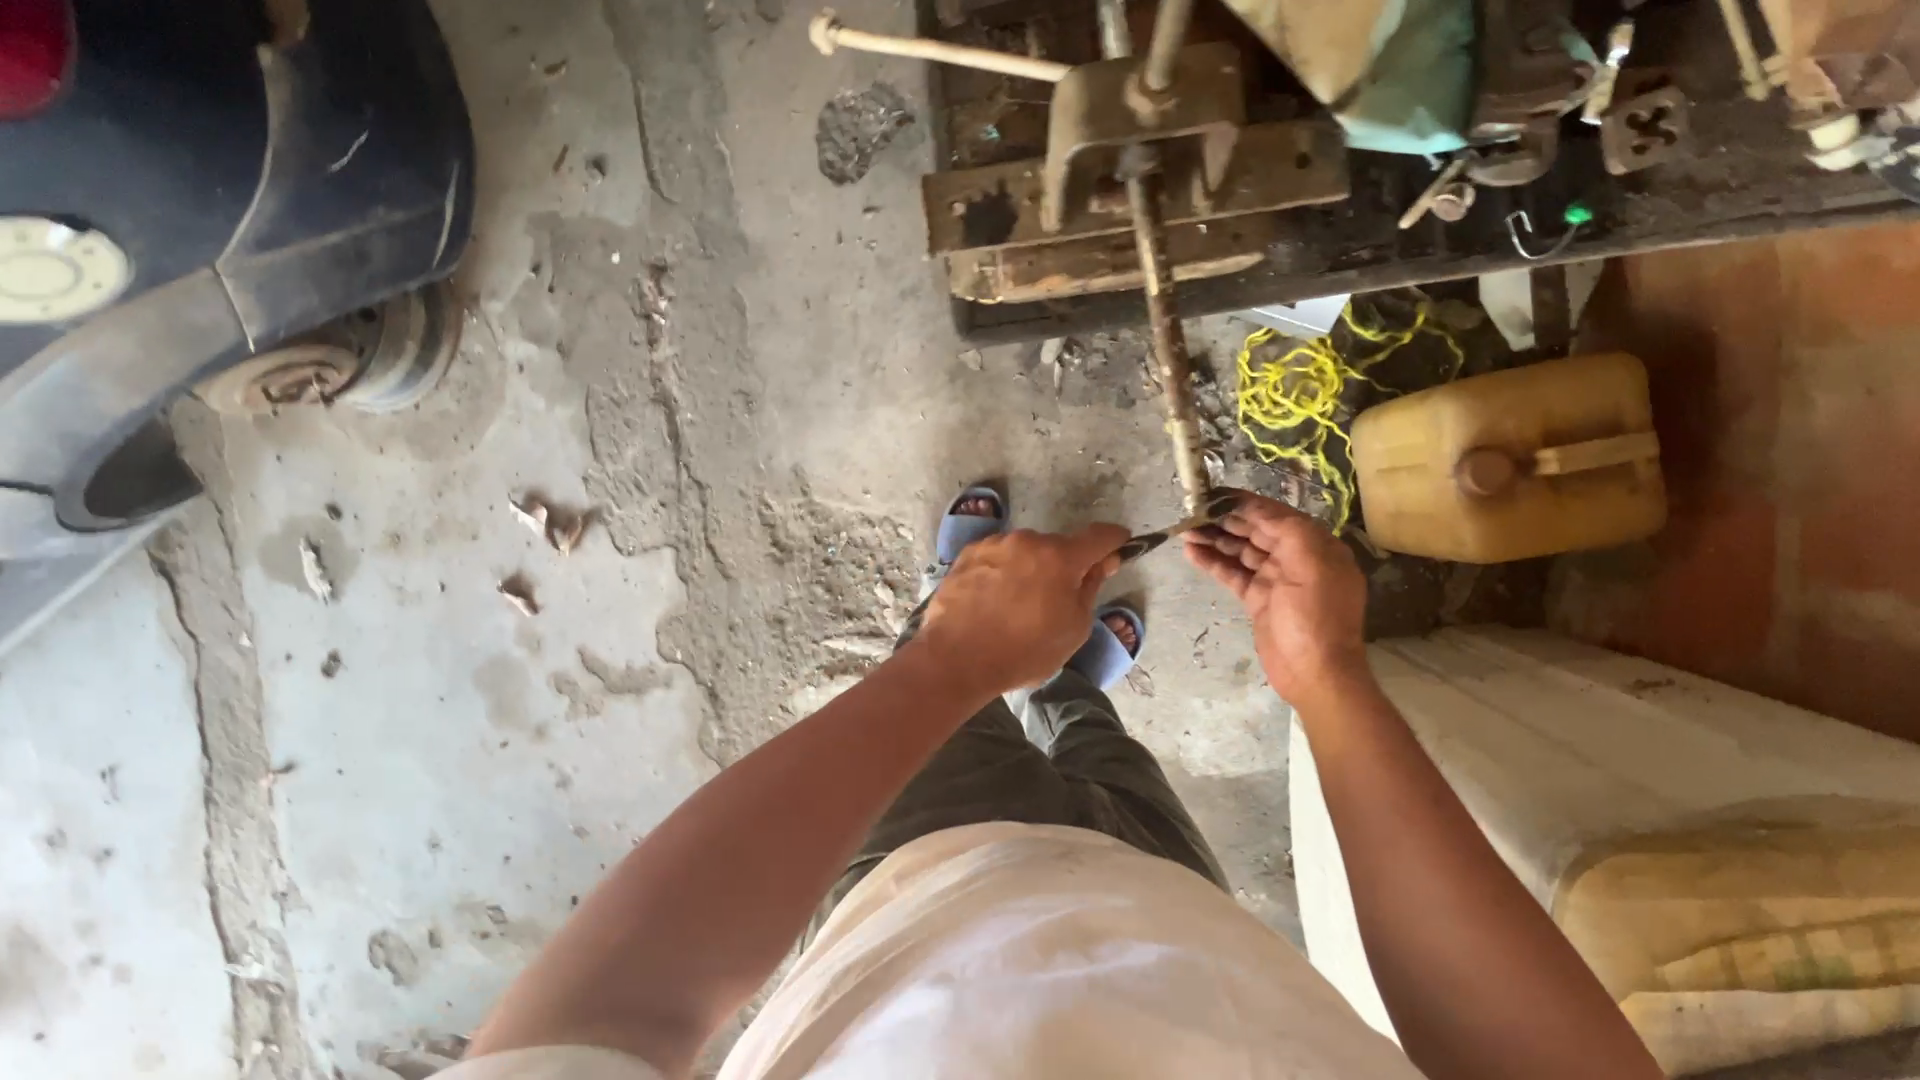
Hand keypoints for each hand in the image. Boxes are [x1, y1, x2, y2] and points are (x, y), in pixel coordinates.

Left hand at [914, 523, 1128, 696]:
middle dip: (1063, 566)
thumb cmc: (1024, 651)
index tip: (1119, 546)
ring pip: (1024, 552)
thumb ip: (1089, 590)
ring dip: (1029, 569)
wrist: (956, 659)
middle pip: (1057, 547)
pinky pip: (997, 559)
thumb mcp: (1073, 629)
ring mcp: (993, 545)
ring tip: (1015, 606)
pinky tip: (992, 602)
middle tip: (1054, 600)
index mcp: (1060, 557)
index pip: (1099, 536)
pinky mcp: (966, 555)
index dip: (1114, 541)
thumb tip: (1100, 565)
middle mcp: (1027, 541)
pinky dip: (1001, 573)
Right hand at [1183, 493, 1366, 704]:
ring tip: (1185, 530)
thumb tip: (1257, 508)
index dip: (1245, 503)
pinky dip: (1214, 562)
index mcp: (1315, 546)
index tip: (1215, 494)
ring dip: (1215, 539)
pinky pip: (1233, 574)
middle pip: (1256, 531)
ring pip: (1241, 551)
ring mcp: (1276, 580)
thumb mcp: (1312, 566)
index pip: (1276, 516)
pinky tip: (1192, 552)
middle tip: (1192, 510)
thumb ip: (1288, 531)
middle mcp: (1296, 559)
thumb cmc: (1317, 618)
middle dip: (1225, 520)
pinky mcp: (1258, 600)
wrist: (1315, 674)